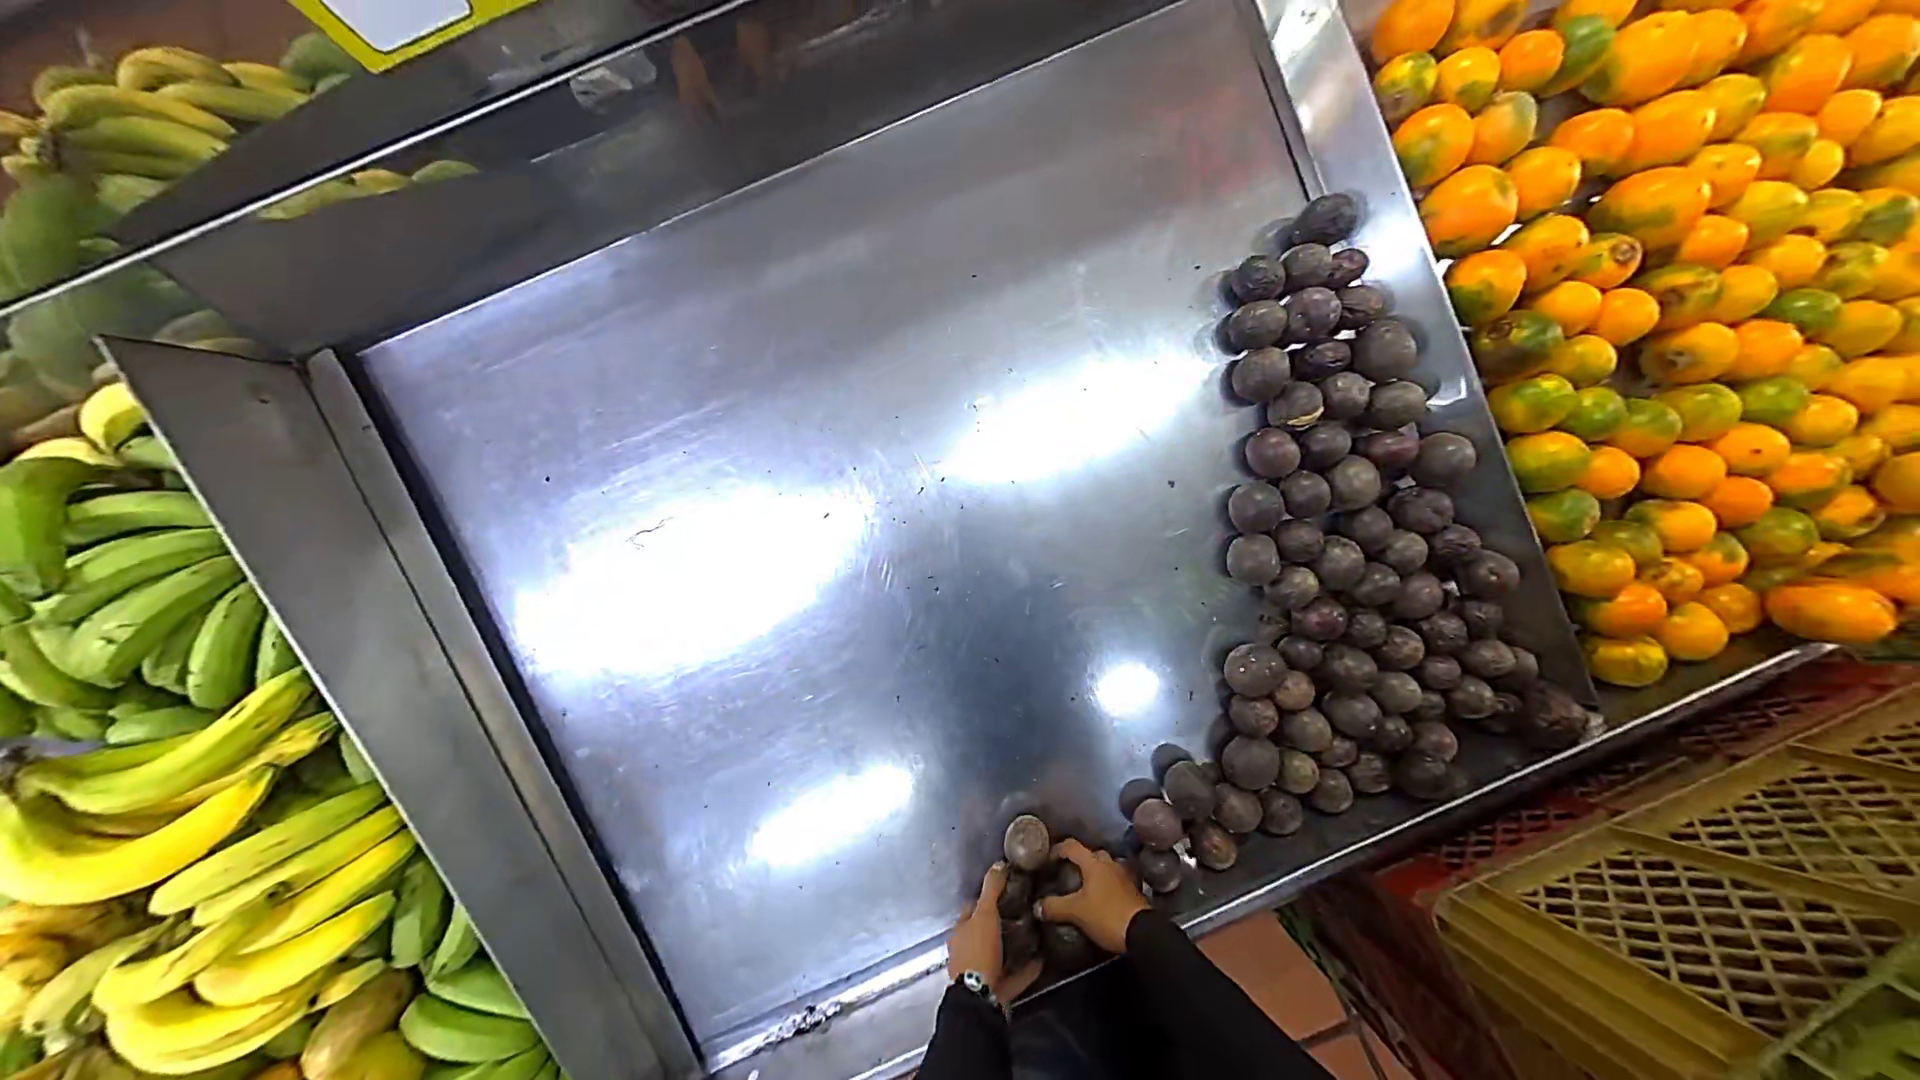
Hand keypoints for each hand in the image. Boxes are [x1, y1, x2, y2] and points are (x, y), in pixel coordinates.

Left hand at [947, 863, 1042, 1003]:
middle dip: (1002, 922)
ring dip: (1013, 946)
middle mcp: (967, 950)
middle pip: (986, 931)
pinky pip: (1013, 975)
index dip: (987, 897)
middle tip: (1025, 911)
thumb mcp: (985, 914)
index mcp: (961, 931)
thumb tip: (998, 864)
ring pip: (999, 954)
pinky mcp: (996, 989)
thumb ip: (991, 890)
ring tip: (1034, 934)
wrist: (980, 999)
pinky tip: (1041, 960)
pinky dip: (1026, 968)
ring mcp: (981, 971)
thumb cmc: (979, 951)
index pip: (972, 907)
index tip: (1006, 889)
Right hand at [1033, 839, 1149, 954]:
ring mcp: (1123, 876)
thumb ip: (1054, 907)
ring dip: (1094, 873)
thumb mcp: (1076, 912)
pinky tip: (1099, 898)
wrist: (1142, 933)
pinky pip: (1114, 880)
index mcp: (1094, 863)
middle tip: (1067, 872)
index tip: (1048, 859)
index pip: (1072, 846)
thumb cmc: (1106, 915)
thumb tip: (1037, 906)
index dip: (1058, 849)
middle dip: (1079, 861)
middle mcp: (1109, 864)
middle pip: (1091, 854)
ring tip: (1083, 886)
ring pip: (1105, 867)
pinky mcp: (1132, 890)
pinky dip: (1105, 884)